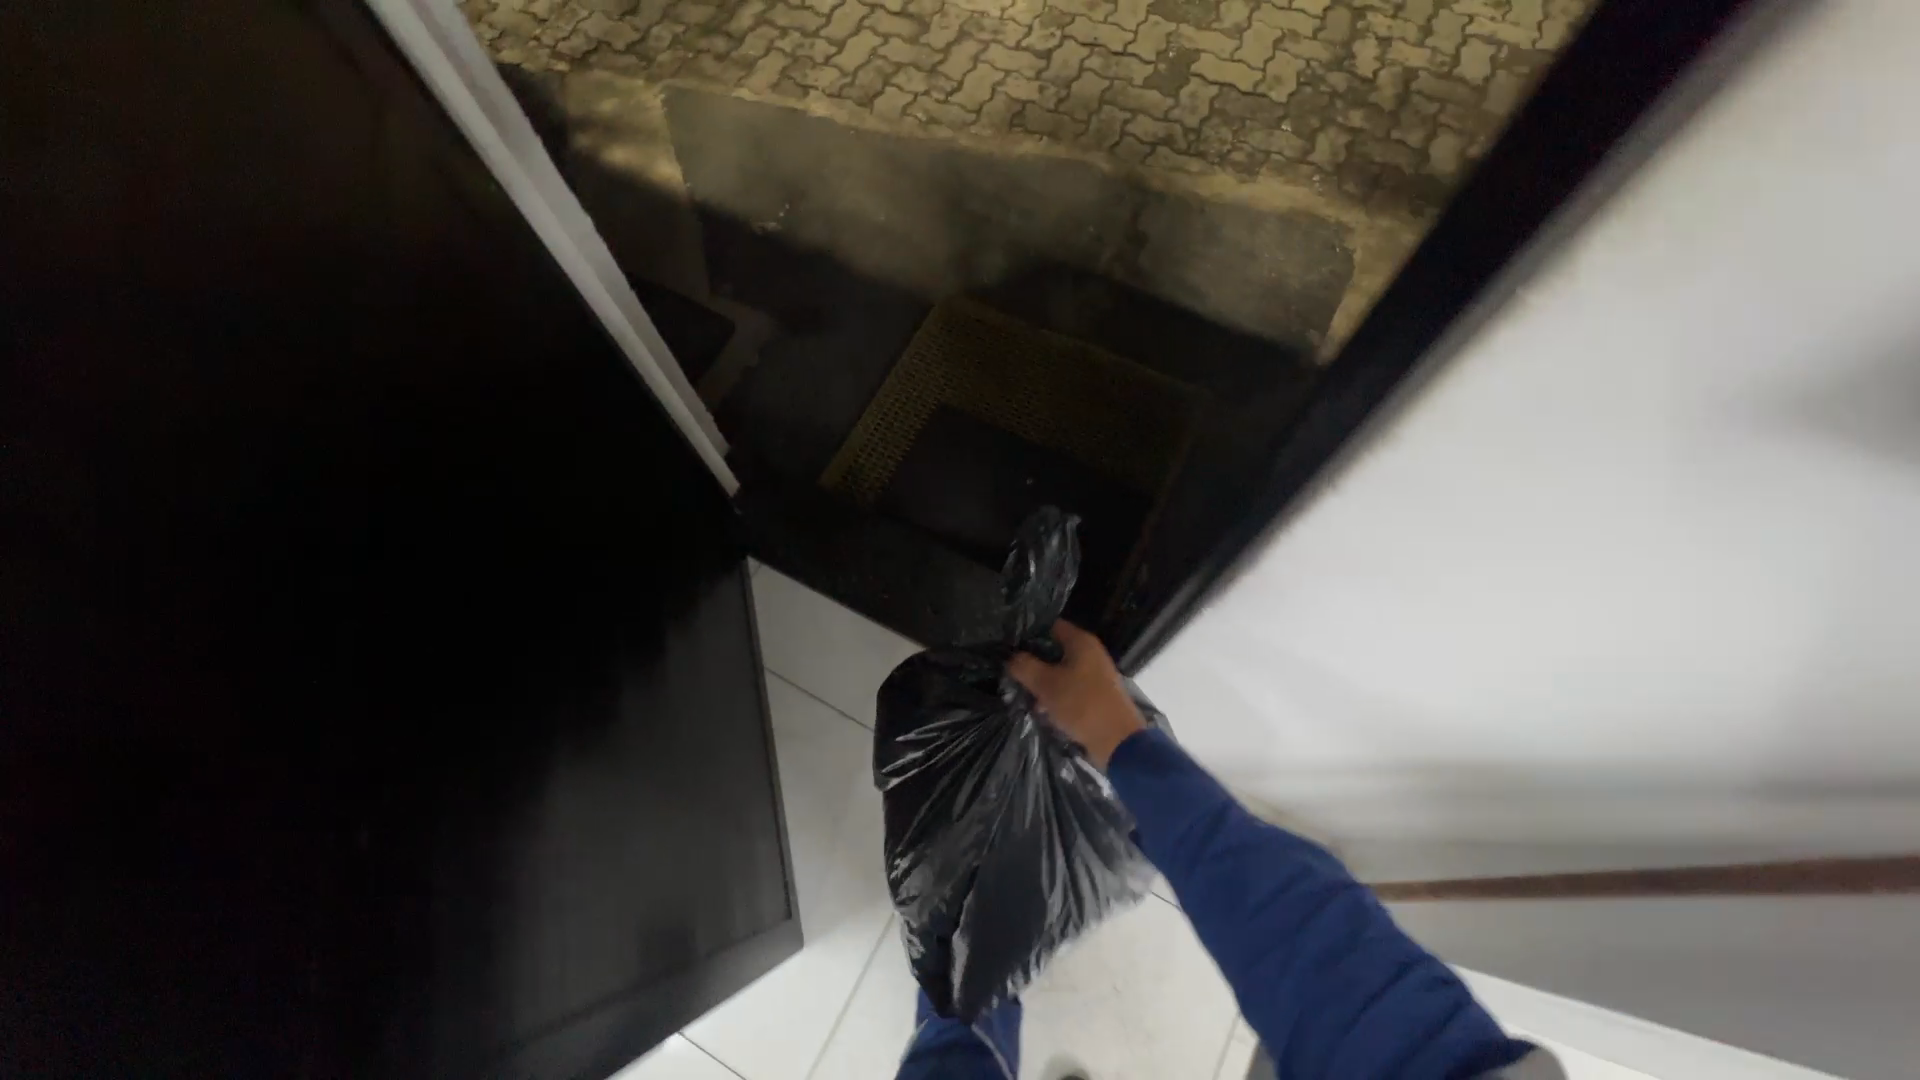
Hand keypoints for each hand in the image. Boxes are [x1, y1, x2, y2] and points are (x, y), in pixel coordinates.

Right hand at [1007, 620, 1145, 768]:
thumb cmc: (1081, 704)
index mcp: (1081, 642)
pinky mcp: (1096, 694)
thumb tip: (1011, 658)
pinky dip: (1056, 695)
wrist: (1117, 740)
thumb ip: (1024, 666)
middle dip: (1033, 661)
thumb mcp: (1045, 684)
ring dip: (1043, 681)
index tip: (1009, 647)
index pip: (1049, 626)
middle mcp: (1090, 653)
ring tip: (1024, 694)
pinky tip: (1042, 709)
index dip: (1028, 634)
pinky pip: (1070, 687)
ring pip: (1060, 670)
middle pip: (1054, 650)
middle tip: (1012, 672)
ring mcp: (1095, 674)